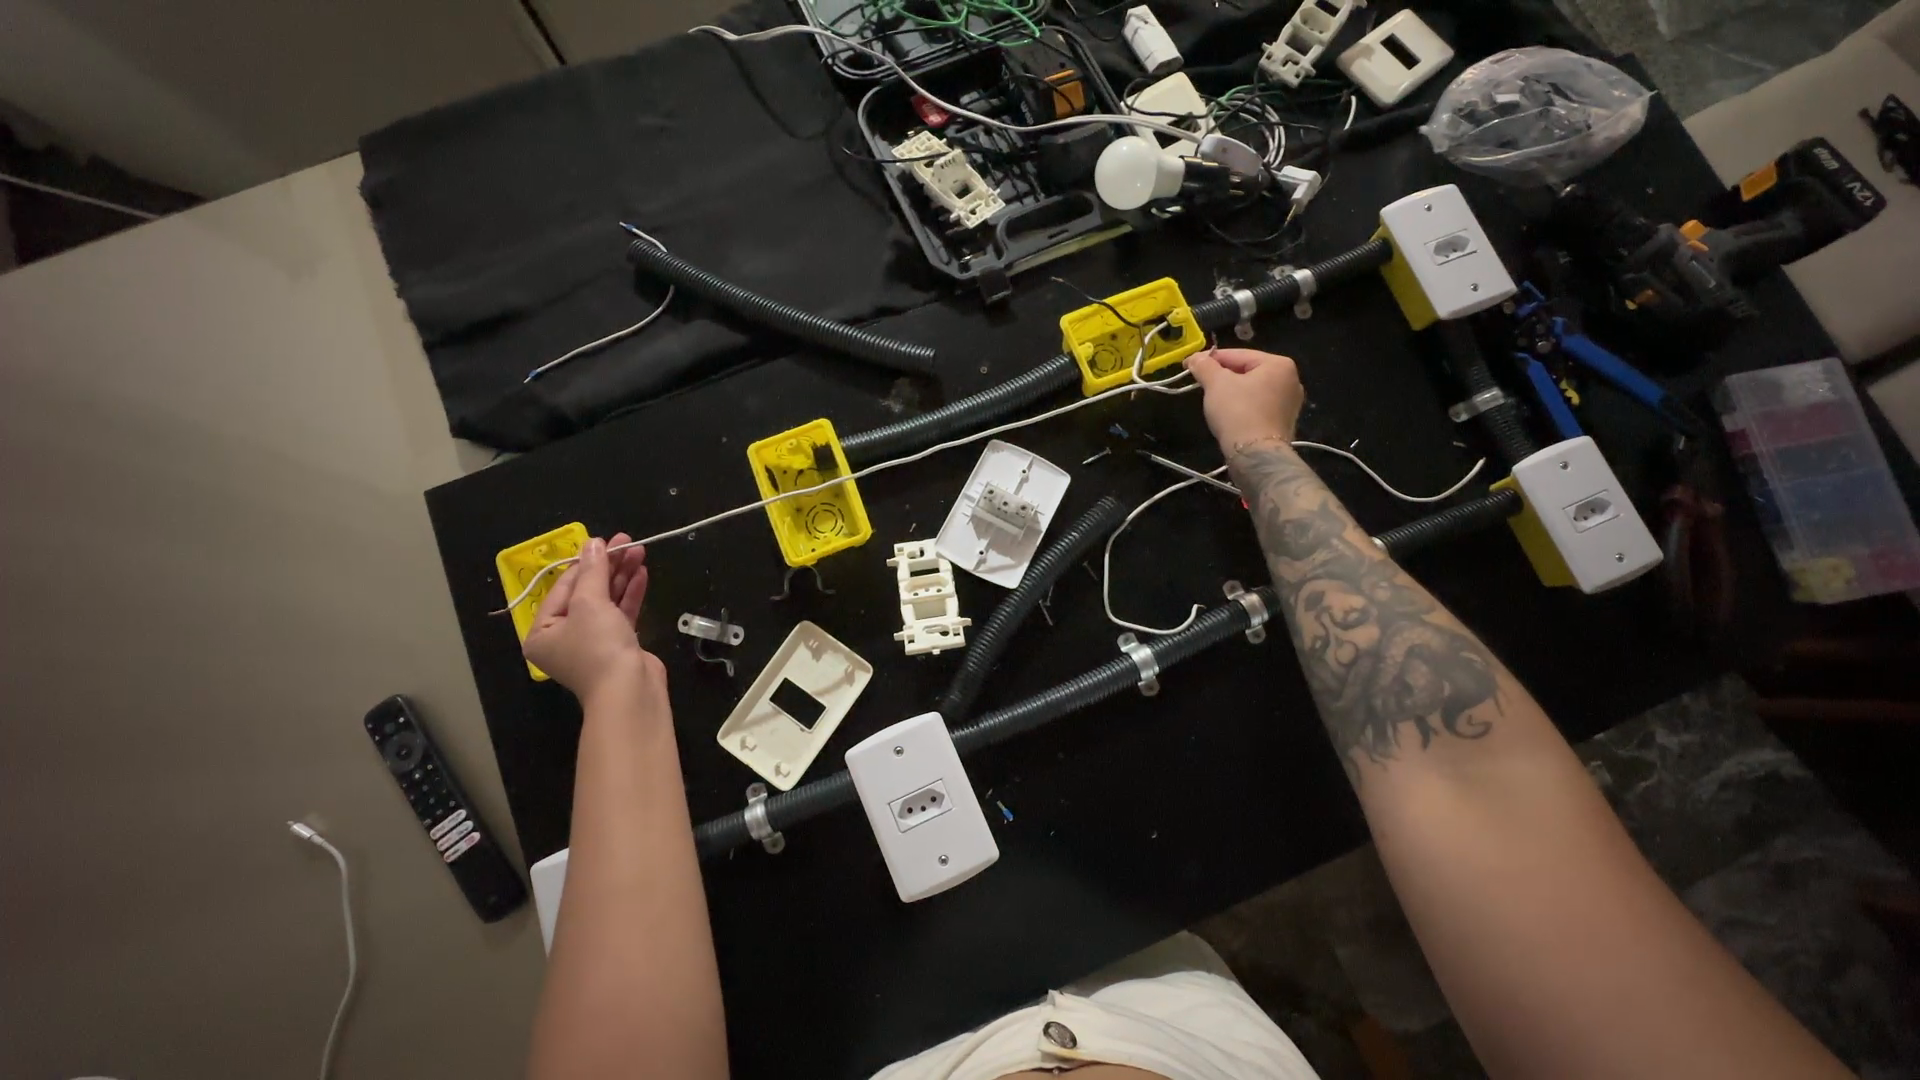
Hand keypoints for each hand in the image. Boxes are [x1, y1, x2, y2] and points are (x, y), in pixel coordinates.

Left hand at [523, 534, 661, 707]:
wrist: (629, 690)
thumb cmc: (597, 646)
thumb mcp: (590, 603)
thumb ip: (592, 571)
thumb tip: (593, 543)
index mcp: (542, 632)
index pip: (563, 587)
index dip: (585, 562)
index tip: (605, 540)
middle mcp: (563, 637)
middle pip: (586, 593)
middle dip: (607, 567)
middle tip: (626, 542)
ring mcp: (592, 643)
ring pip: (606, 602)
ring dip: (622, 577)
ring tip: (639, 551)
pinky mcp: (618, 646)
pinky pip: (621, 614)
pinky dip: (630, 594)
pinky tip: (641, 574)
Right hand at [1184, 348, 1304, 454]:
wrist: (1255, 455)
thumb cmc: (1238, 412)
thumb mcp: (1216, 384)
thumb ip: (1204, 366)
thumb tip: (1194, 358)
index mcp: (1278, 364)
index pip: (1237, 355)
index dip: (1210, 359)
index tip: (1190, 365)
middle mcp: (1291, 380)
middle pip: (1247, 371)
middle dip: (1223, 377)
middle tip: (1200, 383)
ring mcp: (1289, 403)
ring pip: (1252, 390)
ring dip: (1232, 392)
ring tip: (1213, 400)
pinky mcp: (1283, 422)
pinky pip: (1258, 406)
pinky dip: (1242, 407)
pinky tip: (1229, 414)